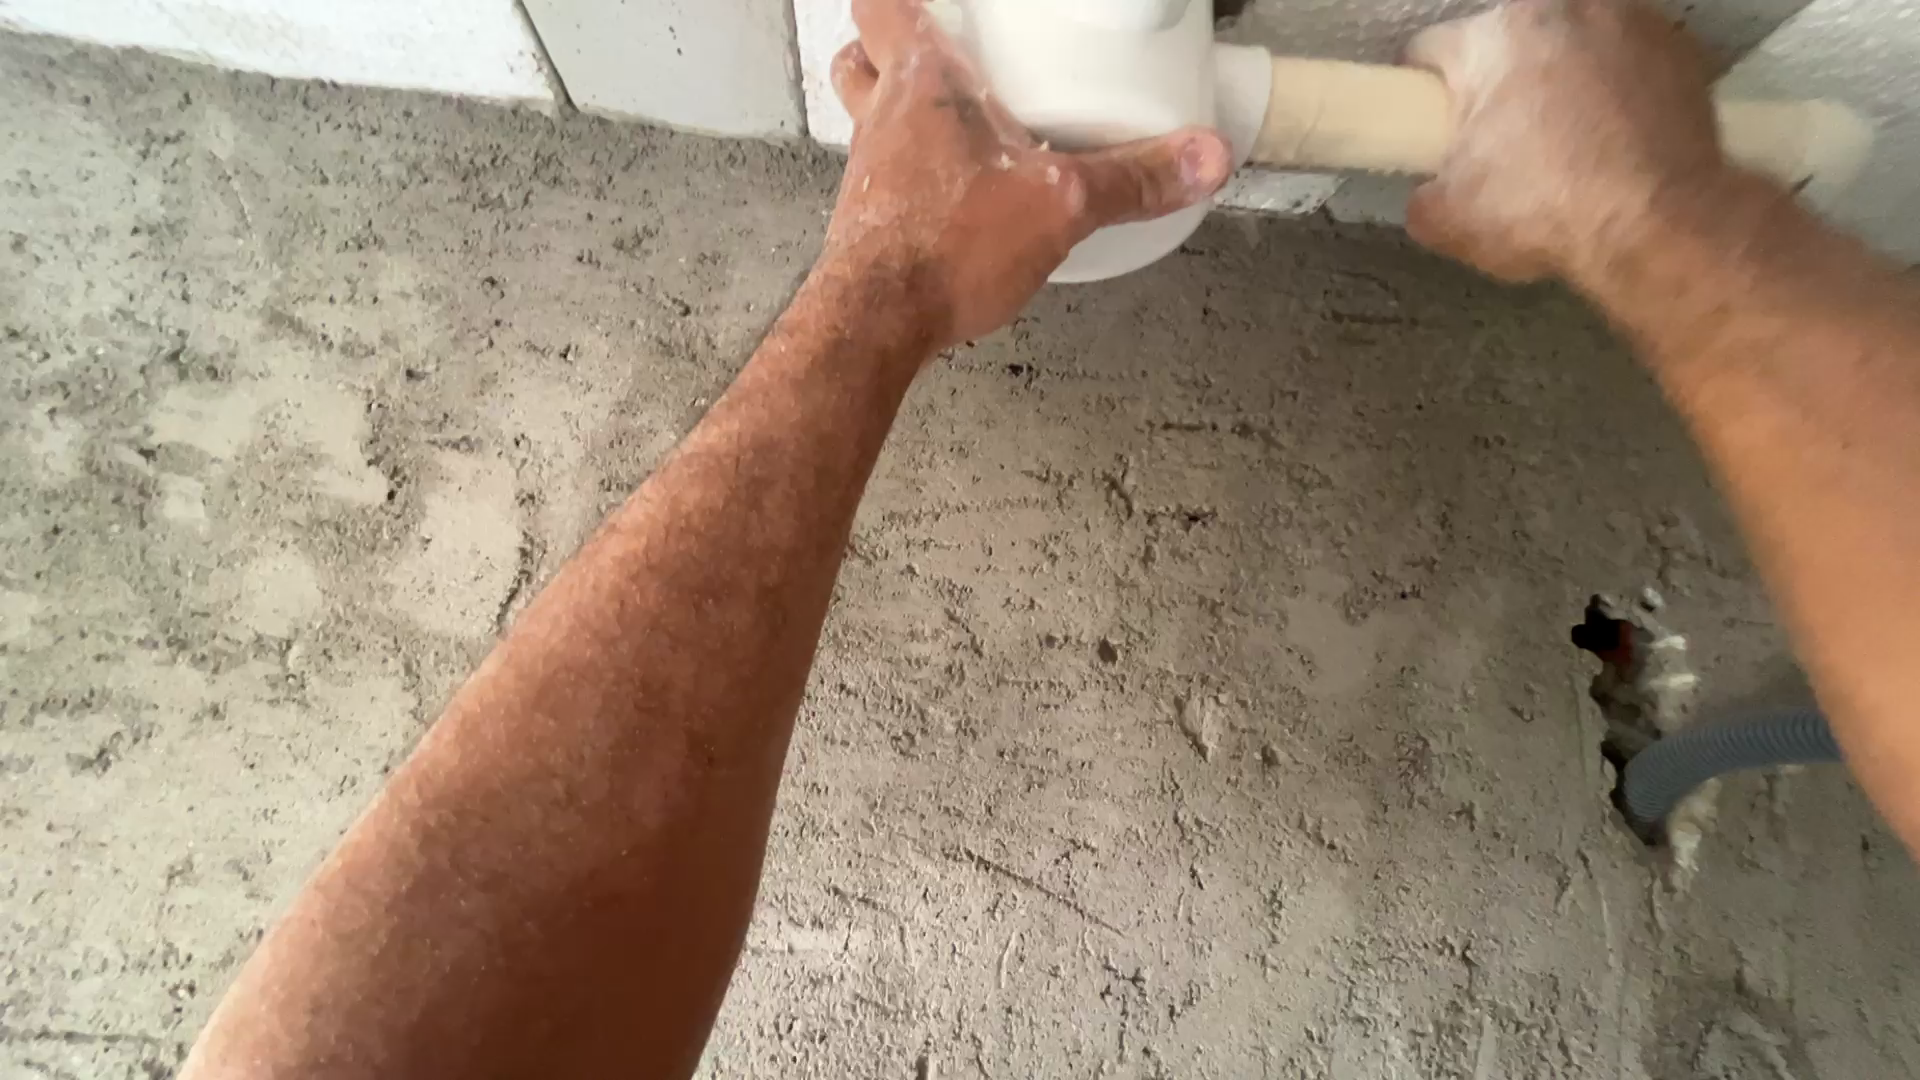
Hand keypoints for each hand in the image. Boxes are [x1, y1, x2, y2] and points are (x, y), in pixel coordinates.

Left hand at [819, 0, 1233, 349]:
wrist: (881, 324)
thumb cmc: (946, 250)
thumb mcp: (1058, 206)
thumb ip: (1129, 180)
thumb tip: (1201, 158)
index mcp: (923, 84)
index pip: (885, 2)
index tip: (945, 4)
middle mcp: (882, 122)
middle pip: (862, 58)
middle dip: (891, 51)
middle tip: (945, 62)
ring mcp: (869, 176)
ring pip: (867, 125)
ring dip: (898, 120)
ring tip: (956, 137)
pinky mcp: (869, 228)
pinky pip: (883, 187)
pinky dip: (909, 185)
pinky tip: (950, 209)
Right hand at [1404, 0, 1729, 283]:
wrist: (1651, 223)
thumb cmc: (1534, 209)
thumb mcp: (1439, 218)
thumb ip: (1421, 189)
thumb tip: (1433, 186)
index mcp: (1496, 38)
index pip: (1427, 49)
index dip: (1413, 93)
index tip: (1420, 127)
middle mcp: (1567, 7)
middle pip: (1501, 42)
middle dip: (1488, 84)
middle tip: (1484, 143)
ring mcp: (1633, 18)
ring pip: (1563, 47)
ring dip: (1548, 80)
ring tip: (1548, 141)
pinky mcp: (1682, 45)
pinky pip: (1618, 60)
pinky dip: (1602, 90)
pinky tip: (1597, 140)